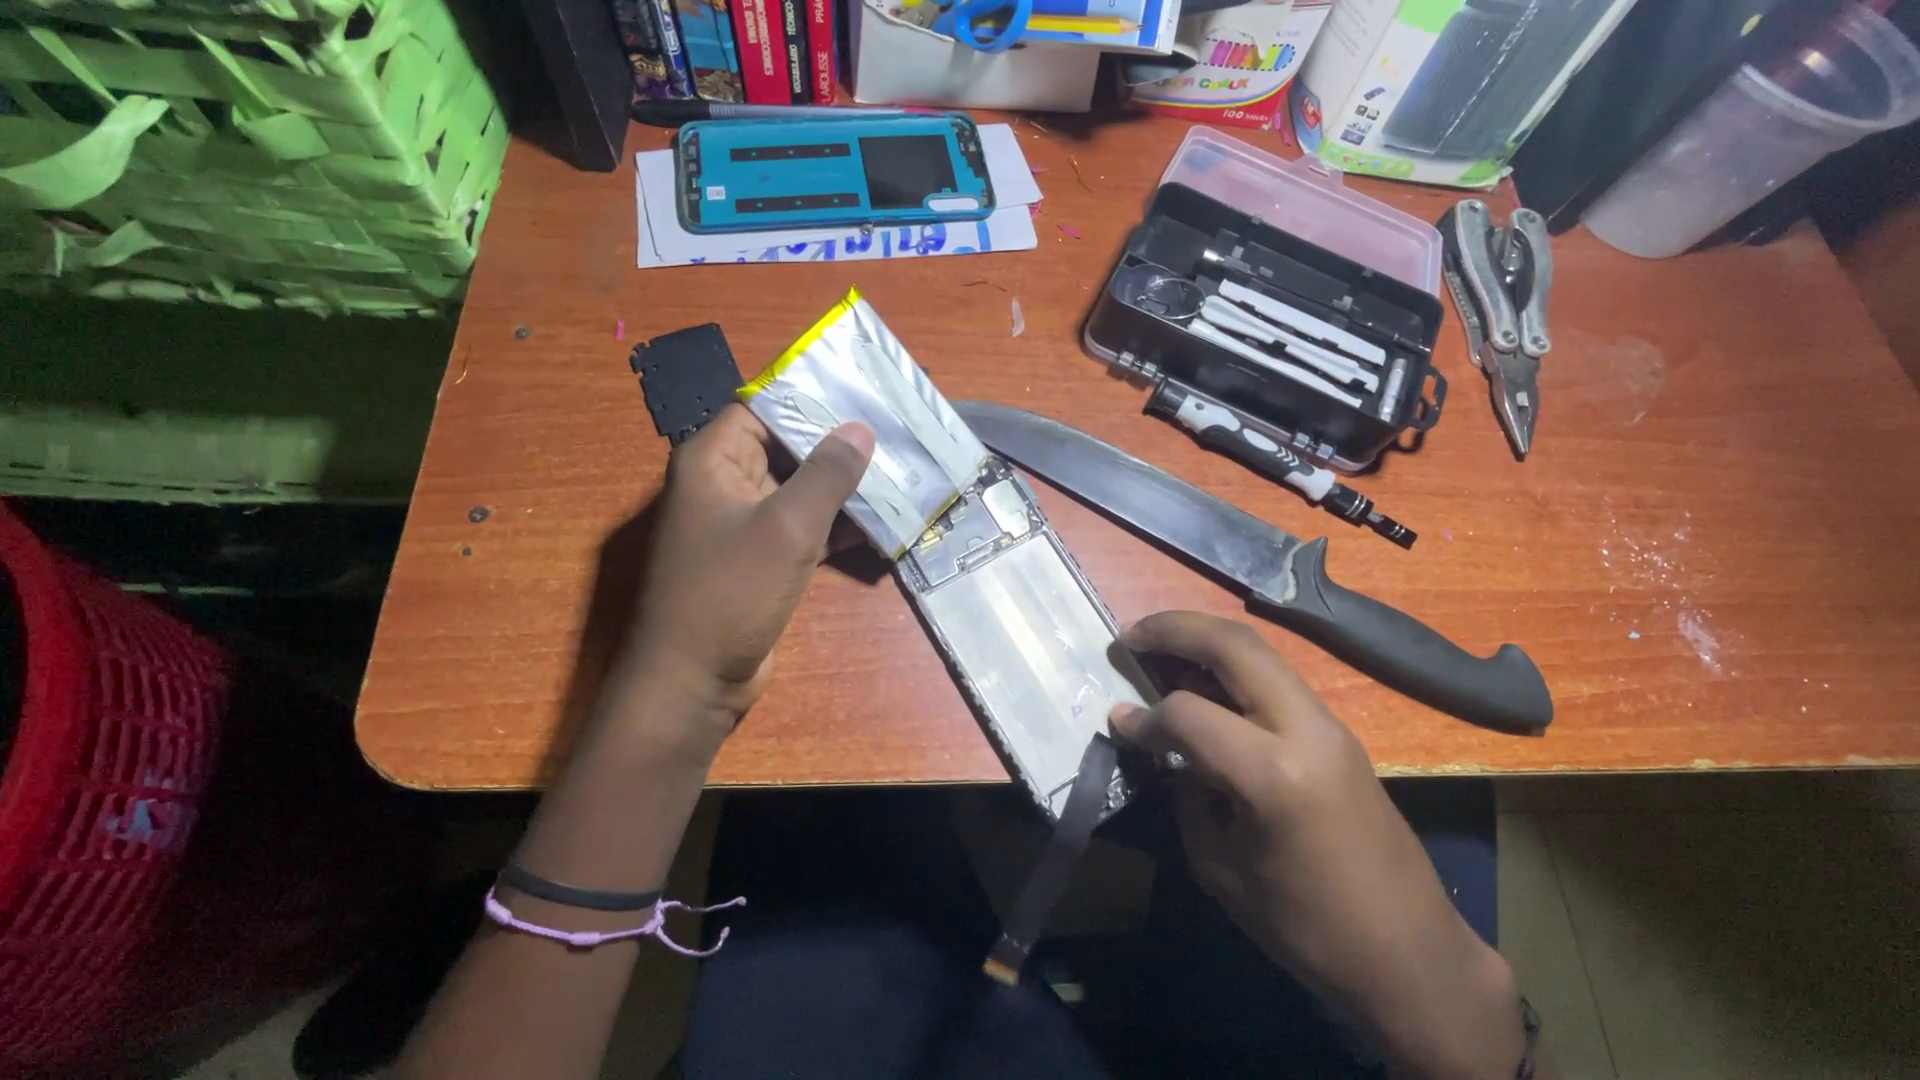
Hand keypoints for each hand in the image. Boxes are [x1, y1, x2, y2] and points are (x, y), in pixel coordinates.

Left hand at [614, 404, 873, 755]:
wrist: (693, 681)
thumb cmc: (731, 593)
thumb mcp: (787, 526)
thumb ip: (827, 474)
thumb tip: (860, 429)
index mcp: (713, 461)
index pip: (762, 408)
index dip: (810, 397)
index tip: (863, 390)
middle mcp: (725, 484)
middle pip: (786, 448)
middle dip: (838, 444)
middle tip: (895, 430)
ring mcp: (744, 525)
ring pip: (799, 490)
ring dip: (844, 487)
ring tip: (900, 471)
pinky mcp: (762, 561)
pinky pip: (803, 528)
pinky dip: (837, 525)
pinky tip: (882, 522)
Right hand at [1110, 612, 1523, 1079]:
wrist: (1408, 953)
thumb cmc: (1305, 927)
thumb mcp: (1221, 868)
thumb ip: (1187, 794)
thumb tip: (1166, 749)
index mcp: (1275, 773)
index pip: (1188, 714)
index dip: (1143, 719)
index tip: (1117, 723)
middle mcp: (1306, 730)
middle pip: (1234, 645)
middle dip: (1174, 629)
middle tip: (1128, 637)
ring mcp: (1330, 725)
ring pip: (1259, 652)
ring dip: (1205, 641)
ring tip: (1158, 649)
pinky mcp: (1338, 733)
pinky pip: (1275, 679)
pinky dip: (1232, 668)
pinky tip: (1202, 683)